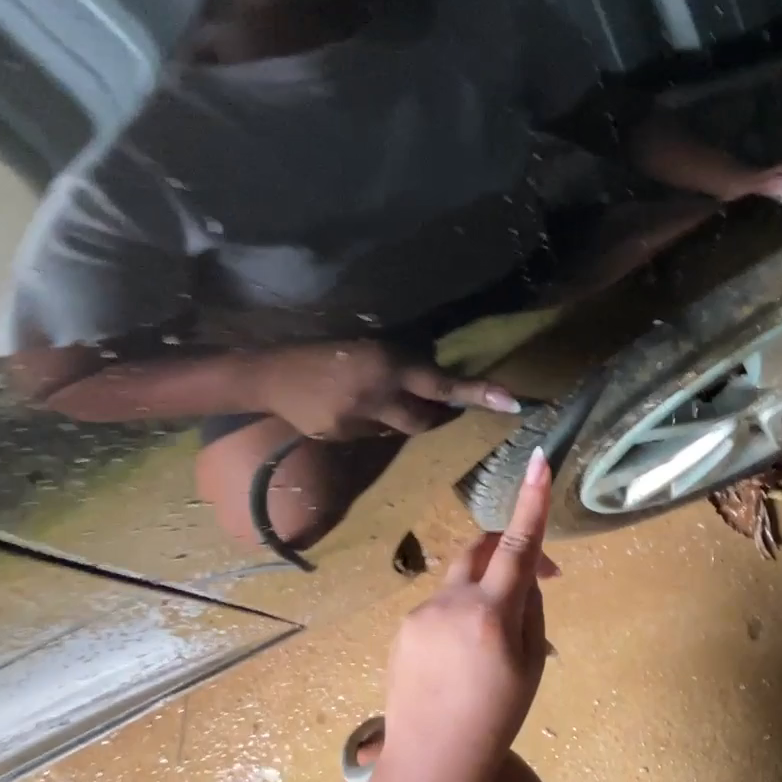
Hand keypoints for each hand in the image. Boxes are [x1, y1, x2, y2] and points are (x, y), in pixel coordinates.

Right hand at [257, 340, 520, 439]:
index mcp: (388, 364)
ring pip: (400, 428)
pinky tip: (350, 406)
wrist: (266, 373)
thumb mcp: (370, 344)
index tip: (515, 402)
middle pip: (428, 419)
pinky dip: (374, 422)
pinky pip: (374, 435)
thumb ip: (405, 362)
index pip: (443, 385)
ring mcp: (359, 421)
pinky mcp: (342, 437)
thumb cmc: (323, 347)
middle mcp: (378, 396)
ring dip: (400, 415)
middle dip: (437, 414)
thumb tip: (439, 379)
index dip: (479, 394)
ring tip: (373, 395)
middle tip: (438, 403)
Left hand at [383, 448, 555, 762]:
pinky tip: (466, 659)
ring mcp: (420, 614)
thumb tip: (525, 578)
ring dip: (486, 591)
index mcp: (490, 614)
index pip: (519, 545)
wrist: (429, 765)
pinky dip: (463, 615)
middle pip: (481, 548)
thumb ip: (530, 611)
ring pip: (462, 582)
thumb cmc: (495, 720)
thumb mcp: (529, 666)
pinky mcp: (402, 629)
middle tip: (542, 578)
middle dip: (509, 546)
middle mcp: (451, 603)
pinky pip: (441, 605)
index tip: (540, 461)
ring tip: (498, 644)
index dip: (533, 501)